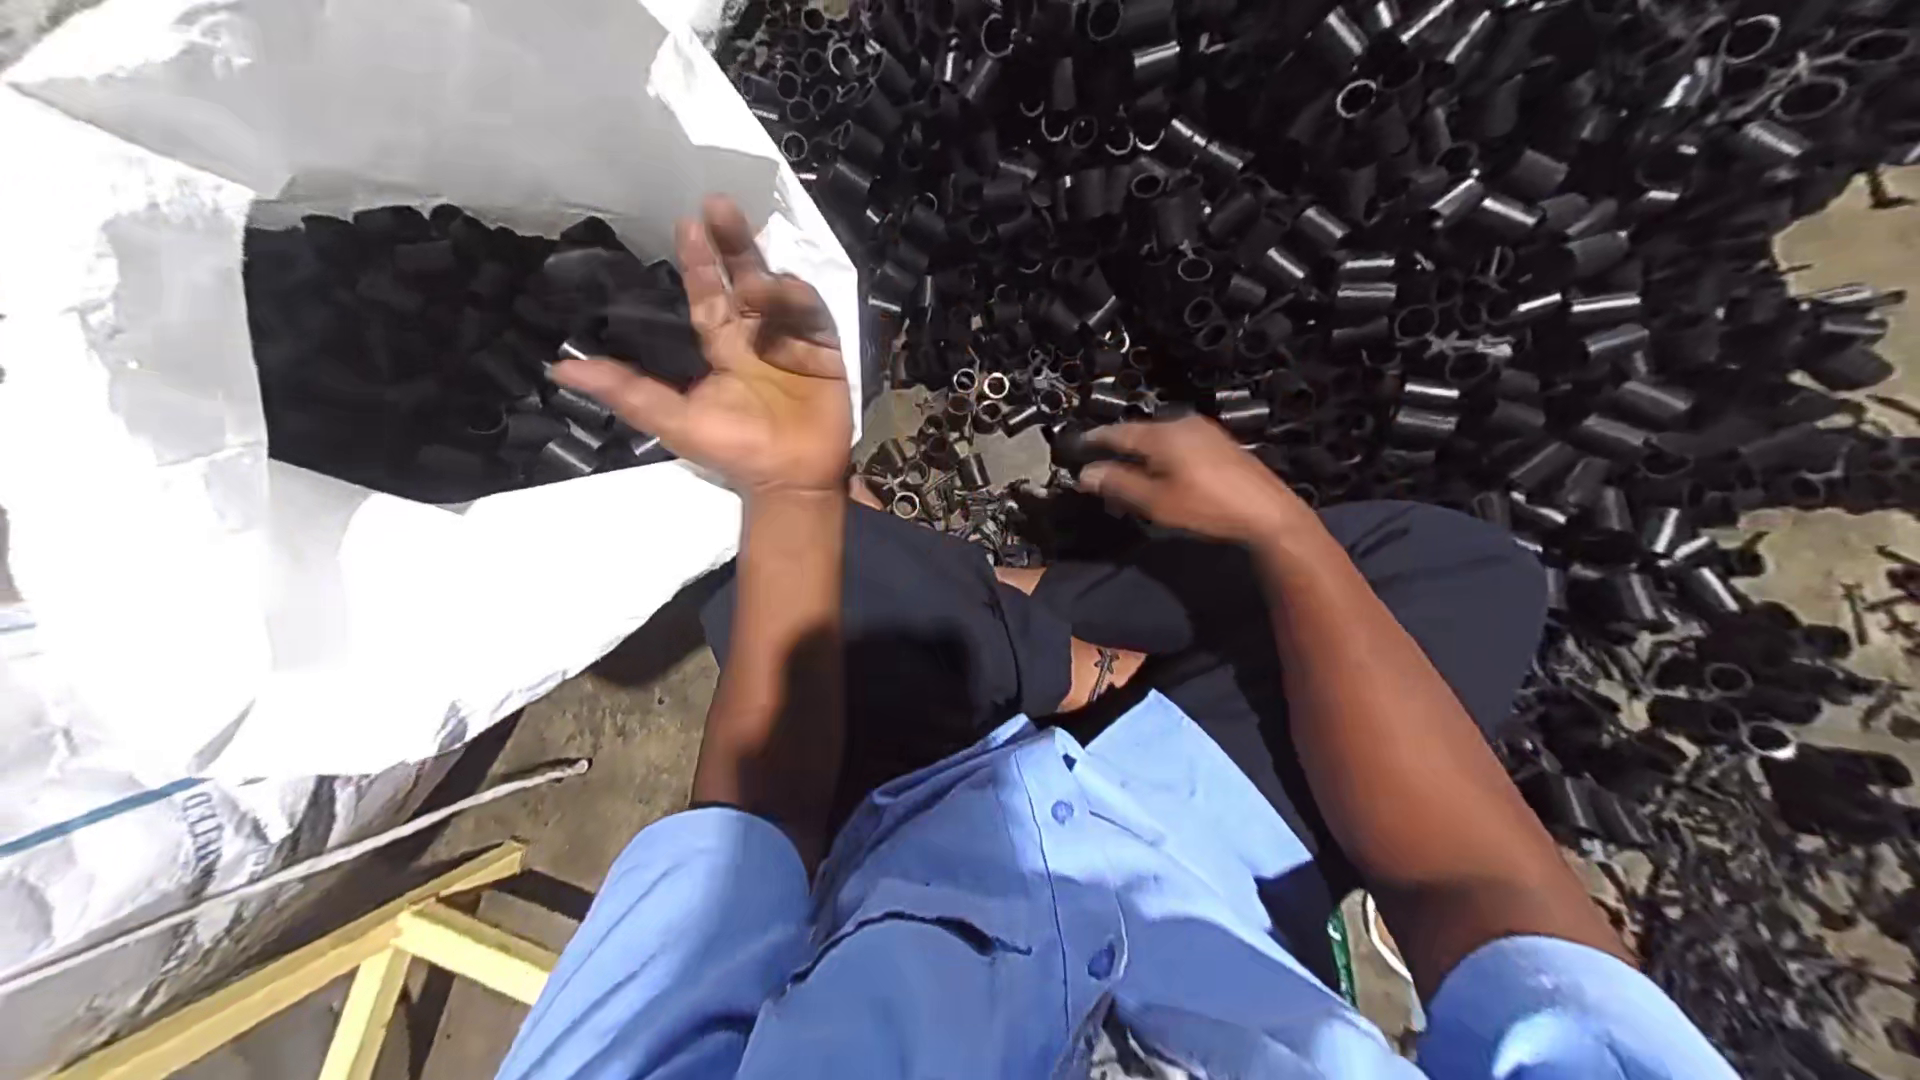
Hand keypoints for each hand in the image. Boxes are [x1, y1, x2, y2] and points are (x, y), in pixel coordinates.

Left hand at [551, 195, 850, 497]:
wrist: (791, 480)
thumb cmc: (735, 451)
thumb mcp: (675, 420)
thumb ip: (626, 390)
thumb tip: (559, 368)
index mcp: (723, 349)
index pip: (708, 296)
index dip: (699, 263)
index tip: (687, 223)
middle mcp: (756, 338)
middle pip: (744, 280)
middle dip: (733, 244)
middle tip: (719, 205)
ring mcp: (792, 343)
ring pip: (779, 293)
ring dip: (764, 273)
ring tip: (755, 278)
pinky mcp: (824, 353)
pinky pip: (813, 317)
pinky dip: (799, 301)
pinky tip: (783, 294)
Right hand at [1079, 416, 1317, 544]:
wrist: (1268, 514)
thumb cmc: (1207, 508)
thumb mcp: (1155, 502)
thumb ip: (1118, 484)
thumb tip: (1086, 474)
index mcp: (1163, 434)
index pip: (1117, 432)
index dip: (1094, 440)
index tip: (1077, 446)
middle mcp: (1182, 425)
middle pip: (1138, 434)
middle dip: (1117, 453)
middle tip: (1101, 474)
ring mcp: (1203, 432)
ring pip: (1158, 440)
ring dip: (1140, 457)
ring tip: (1130, 480)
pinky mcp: (1218, 444)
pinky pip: (1176, 445)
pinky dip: (1160, 458)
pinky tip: (1161, 478)